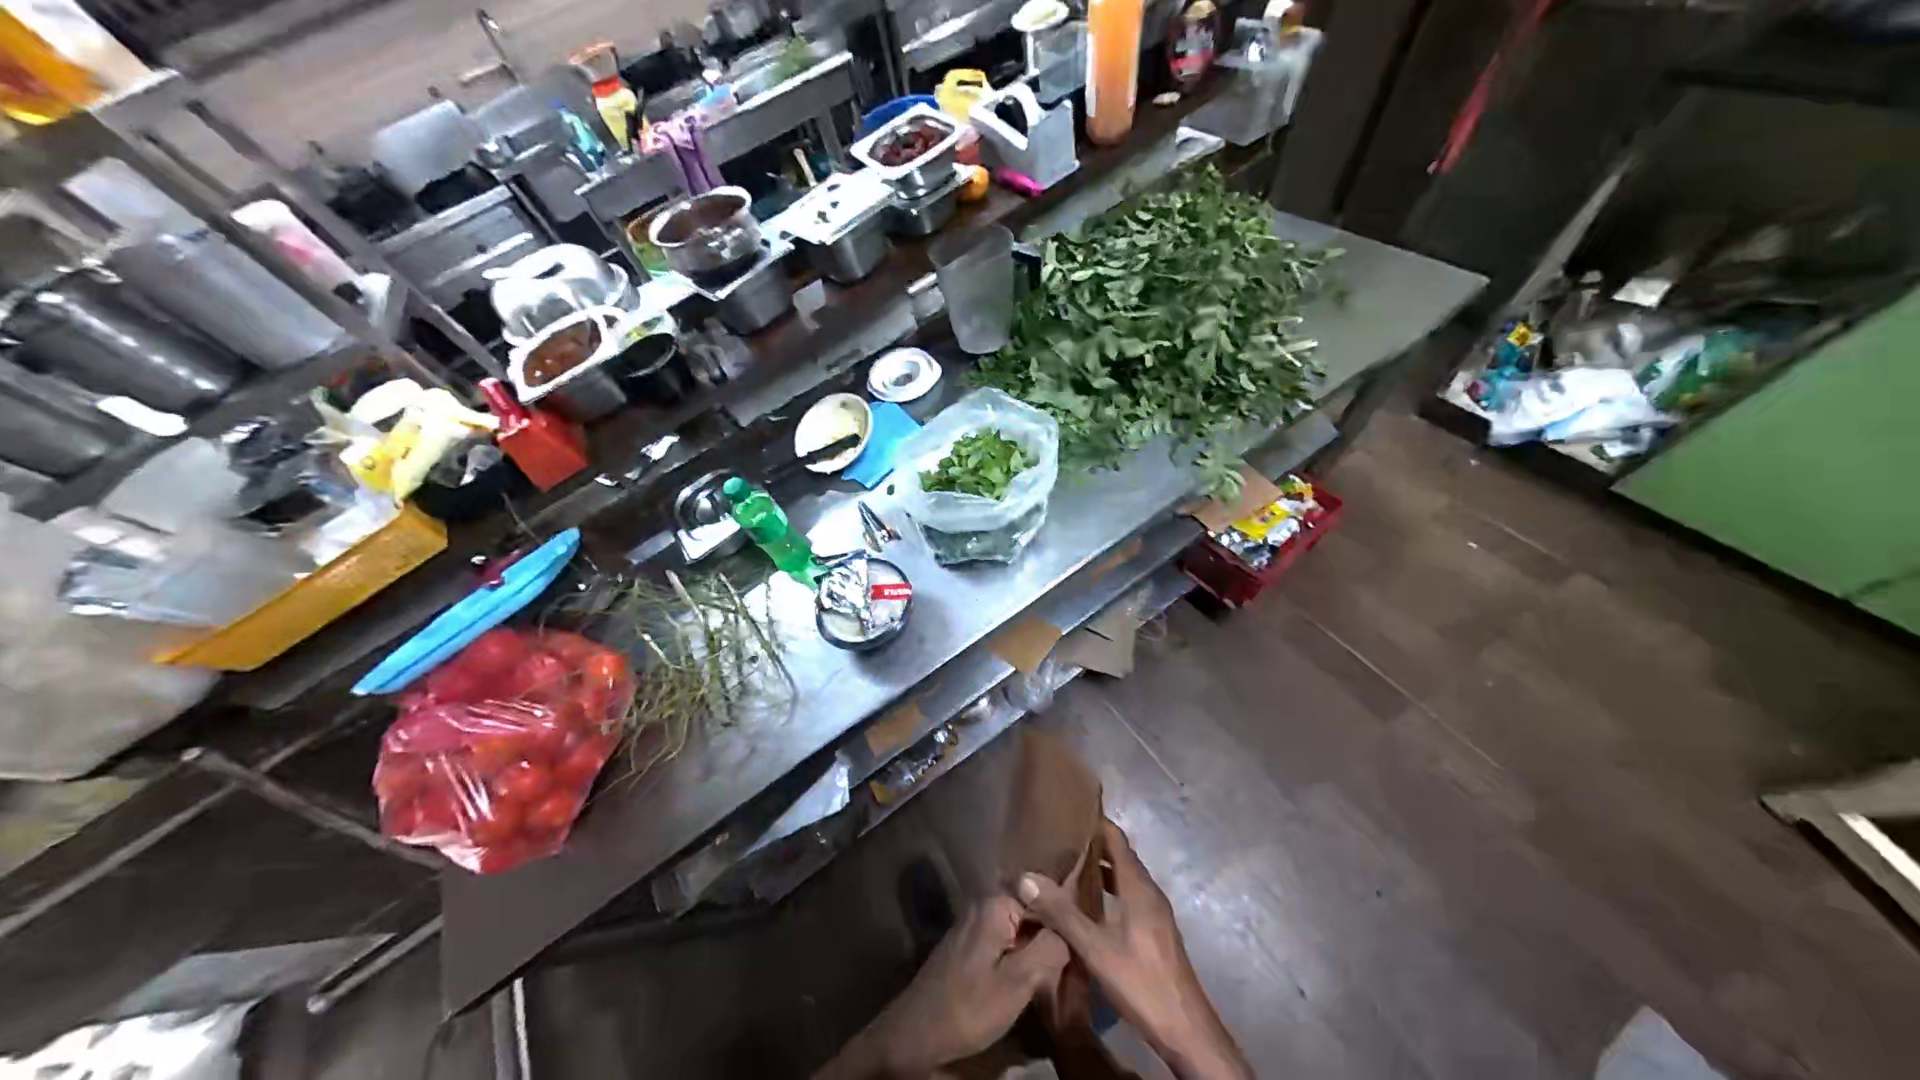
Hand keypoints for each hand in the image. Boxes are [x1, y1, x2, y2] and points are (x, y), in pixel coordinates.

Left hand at [819, 895, 1068, 1077]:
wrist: (916, 1033)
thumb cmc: (969, 1006)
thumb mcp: (1018, 981)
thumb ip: (1049, 948)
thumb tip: (1072, 929)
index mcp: (996, 905)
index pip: (1046, 898)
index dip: (1069, 921)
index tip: (1088, 943)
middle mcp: (983, 904)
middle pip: (1032, 911)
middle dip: (1054, 935)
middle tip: (1078, 962)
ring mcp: (973, 925)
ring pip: (1020, 928)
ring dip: (1039, 948)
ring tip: (1063, 971)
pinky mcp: (968, 946)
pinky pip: (1005, 940)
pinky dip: (1021, 955)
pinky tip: (1034, 977)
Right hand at [1019, 820, 1251, 1079]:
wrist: (1186, 1030)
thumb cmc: (1141, 982)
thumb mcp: (1095, 948)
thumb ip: (1062, 912)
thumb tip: (1026, 876)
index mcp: (1138, 887)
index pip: (1116, 838)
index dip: (1094, 822)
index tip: (1067, 811)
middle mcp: (1149, 892)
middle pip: (1119, 856)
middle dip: (1091, 844)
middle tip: (1057, 839)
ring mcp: (1155, 913)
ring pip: (1123, 878)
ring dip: (1098, 869)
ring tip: (1066, 868)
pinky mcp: (1154, 931)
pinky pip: (1128, 896)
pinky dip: (1107, 890)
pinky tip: (1086, 906)